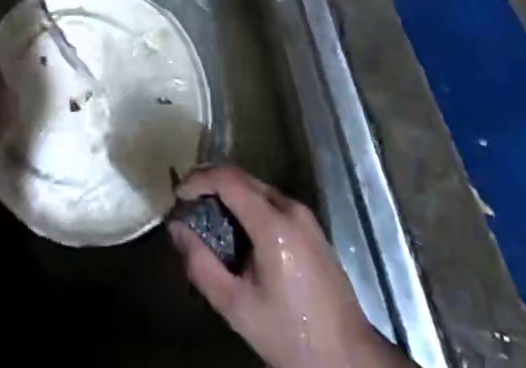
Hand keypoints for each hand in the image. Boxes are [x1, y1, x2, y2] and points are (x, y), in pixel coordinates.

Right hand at [169, 166, 406, 367]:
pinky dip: (245, 205)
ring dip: (227, 195)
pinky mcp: (312, 228)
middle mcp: (291, 209)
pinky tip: (235, 233)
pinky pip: (270, 201)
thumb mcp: (236, 306)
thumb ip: (200, 264)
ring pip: (256, 187)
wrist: (349, 359)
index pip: (228, 178)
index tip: (177, 195)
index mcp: (274, 225)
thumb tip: (176, 228)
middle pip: (242, 177)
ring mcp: (306, 217)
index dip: (197, 179)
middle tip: (186, 206)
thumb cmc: (290, 334)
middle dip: (209, 184)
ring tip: (205, 219)